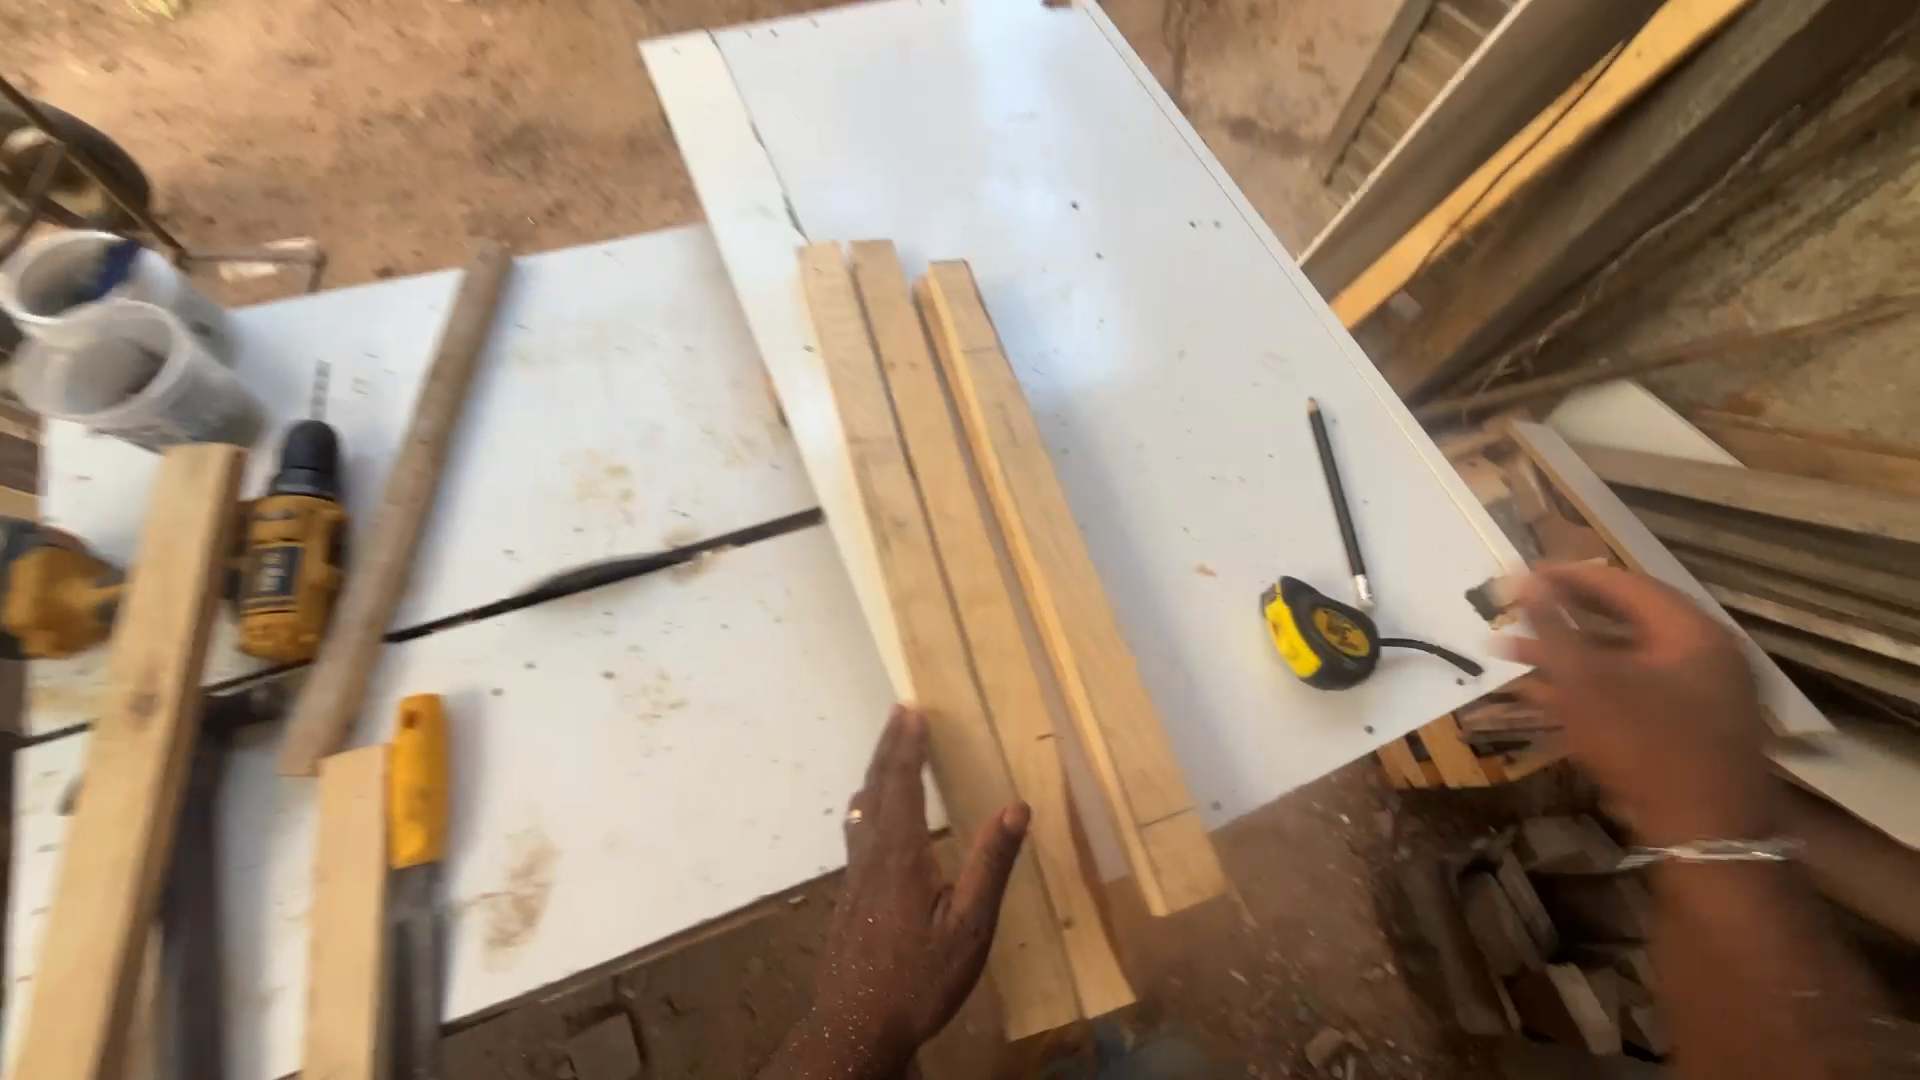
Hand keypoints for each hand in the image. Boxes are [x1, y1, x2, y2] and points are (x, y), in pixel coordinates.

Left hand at [763, 706, 1028, 1078]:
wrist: (855, 1025)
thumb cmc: (919, 977)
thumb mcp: (970, 927)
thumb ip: (990, 865)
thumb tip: (1016, 807)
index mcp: (902, 853)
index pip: (904, 784)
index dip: (909, 746)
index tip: (914, 710)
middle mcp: (873, 853)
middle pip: (876, 786)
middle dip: (889, 746)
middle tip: (898, 711)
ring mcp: (855, 873)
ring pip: (862, 806)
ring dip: (876, 770)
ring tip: (887, 749)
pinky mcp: (850, 892)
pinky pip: (858, 827)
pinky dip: (869, 799)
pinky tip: (872, 812)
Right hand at [1500, 563, 1776, 845]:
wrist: (1701, 829)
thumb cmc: (1643, 742)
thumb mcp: (1585, 678)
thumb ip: (1549, 625)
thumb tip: (1519, 579)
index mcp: (1691, 633)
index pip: (1623, 584)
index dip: (1566, 575)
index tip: (1520, 573)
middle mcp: (1701, 653)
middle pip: (1621, 617)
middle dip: (1560, 613)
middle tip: (1515, 607)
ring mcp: (1696, 689)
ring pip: (1618, 654)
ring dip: (1562, 651)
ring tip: (1508, 651)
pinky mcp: (1683, 720)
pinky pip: (1626, 685)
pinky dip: (1582, 681)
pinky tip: (1534, 690)